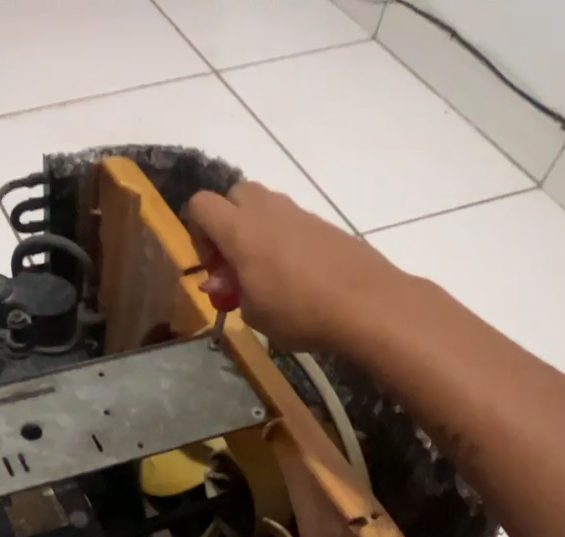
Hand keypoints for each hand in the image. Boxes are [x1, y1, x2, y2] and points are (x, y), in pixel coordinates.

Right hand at [185, 181, 417, 354]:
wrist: (366, 304)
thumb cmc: (298, 312)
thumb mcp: (253, 313)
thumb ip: (232, 291)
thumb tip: (222, 281)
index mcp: (241, 230)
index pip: (200, 204)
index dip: (198, 233)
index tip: (214, 268)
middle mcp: (267, 211)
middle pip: (235, 195)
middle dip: (228, 224)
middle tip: (236, 264)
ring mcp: (299, 213)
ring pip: (265, 207)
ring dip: (257, 232)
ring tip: (267, 274)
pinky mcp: (324, 224)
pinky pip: (292, 222)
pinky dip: (284, 240)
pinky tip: (297, 277)